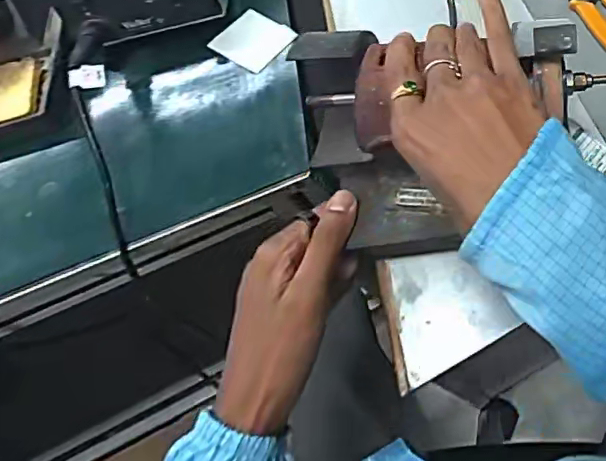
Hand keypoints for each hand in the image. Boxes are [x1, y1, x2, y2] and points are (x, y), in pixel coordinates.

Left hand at [214, 190, 357, 436]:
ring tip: (330, 300)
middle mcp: (268, 262)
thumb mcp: (311, 290)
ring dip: (332, 276)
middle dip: (337, 257)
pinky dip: (323, 291)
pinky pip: (308, 282)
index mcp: (272, 252)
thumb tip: (344, 198)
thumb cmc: (280, 351)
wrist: (255, 407)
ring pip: (316, 262)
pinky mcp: (277, 303)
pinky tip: (326, 308)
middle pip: (318, 238)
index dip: (341, 232)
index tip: (350, 253)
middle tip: (338, 284)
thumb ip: (329, 241)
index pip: (319, 217)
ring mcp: (271, 284)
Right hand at [385, 0, 548, 230]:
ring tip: (459, 32)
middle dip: (432, 44)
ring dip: (458, 35)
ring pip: (462, 41)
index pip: (396, 75)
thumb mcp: (433, 175)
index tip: (402, 47)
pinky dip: (492, 13)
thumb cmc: (478, 204)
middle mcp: (441, 98)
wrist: (523, 203)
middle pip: (430, 53)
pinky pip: (499, 36)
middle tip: (437, 44)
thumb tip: (436, 123)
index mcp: (412, 127)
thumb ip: (428, 140)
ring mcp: (478, 83)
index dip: (399, 55)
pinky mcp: (512, 78)